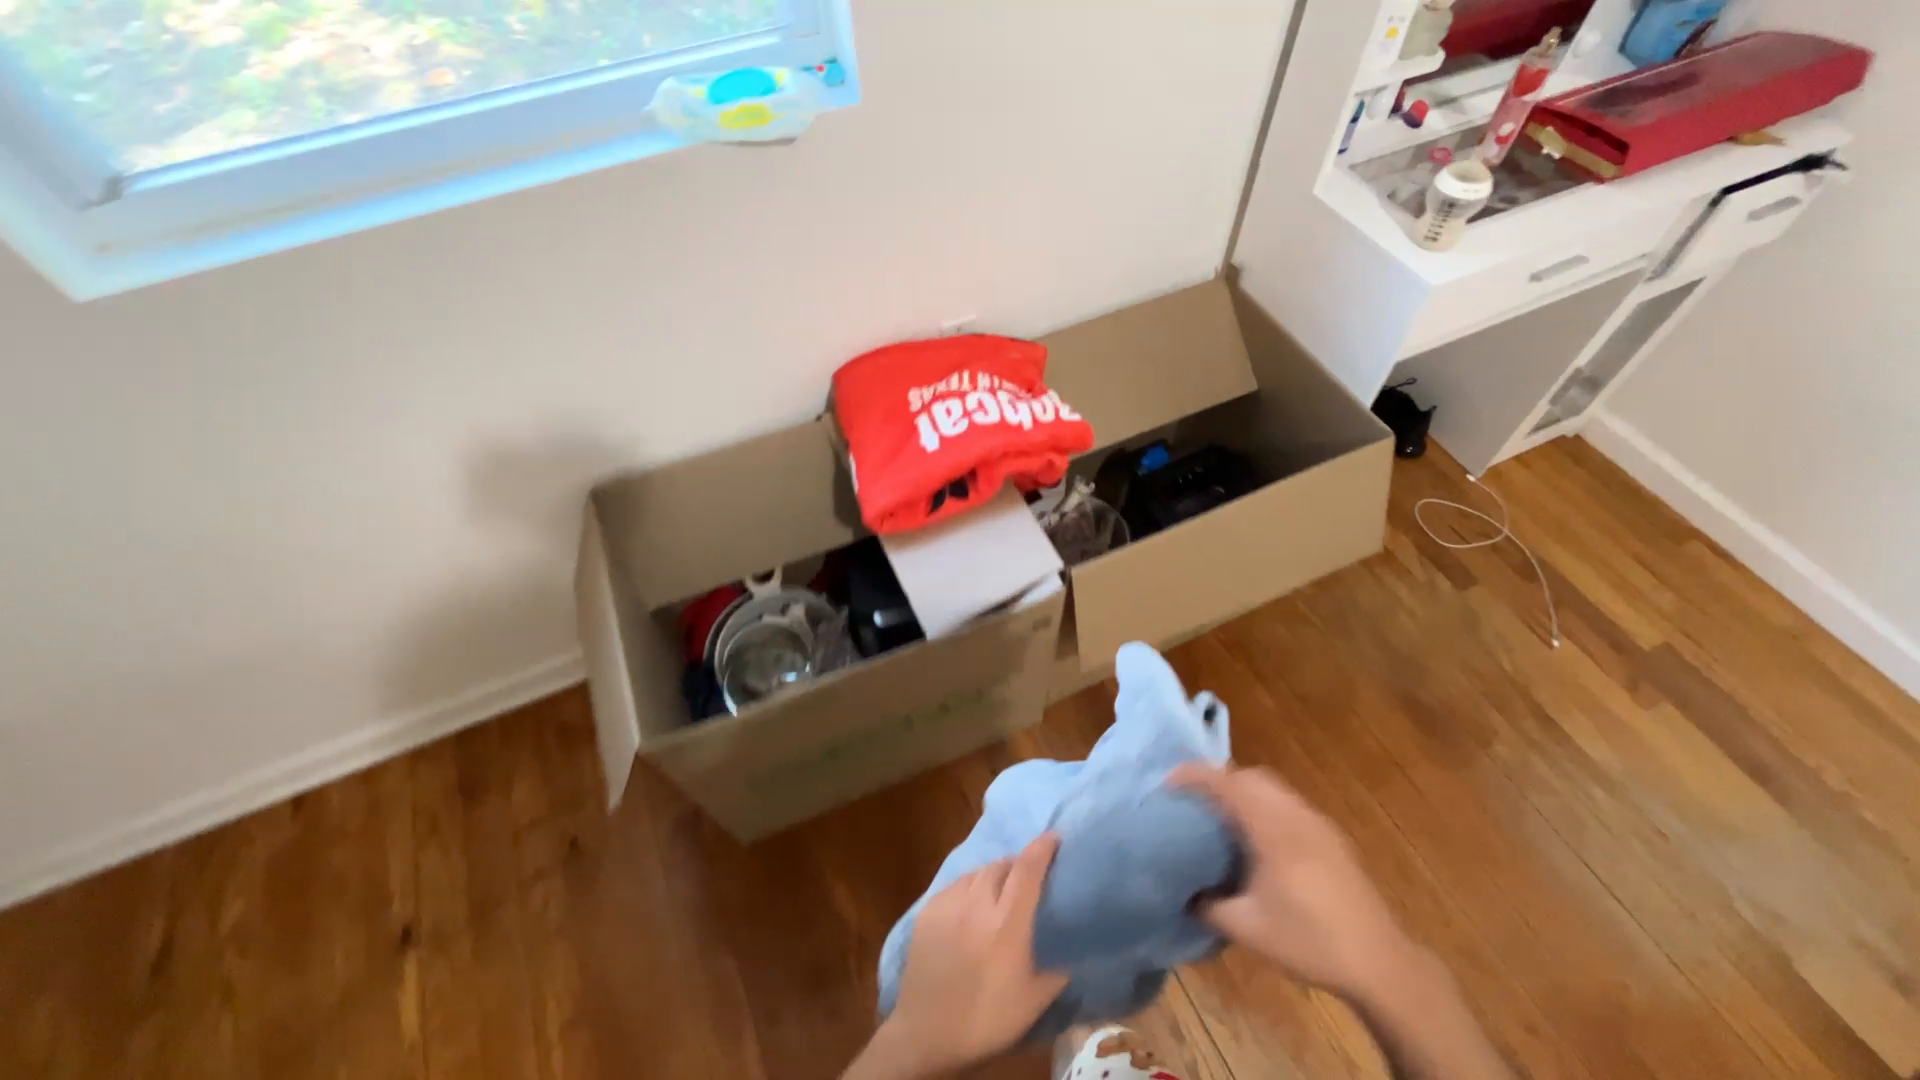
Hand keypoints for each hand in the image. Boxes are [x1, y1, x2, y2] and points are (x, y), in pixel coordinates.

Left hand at [856, 835, 1068, 1078]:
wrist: (927, 1034)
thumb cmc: (987, 1019)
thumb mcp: (1034, 1000)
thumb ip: (1057, 971)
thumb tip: (1070, 955)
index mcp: (1007, 923)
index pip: (1028, 869)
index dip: (1042, 848)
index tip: (1054, 837)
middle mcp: (977, 904)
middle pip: (1001, 865)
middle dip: (1017, 864)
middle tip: (1027, 878)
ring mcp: (947, 905)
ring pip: (975, 873)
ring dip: (992, 875)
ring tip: (998, 891)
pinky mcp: (926, 913)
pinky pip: (953, 887)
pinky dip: (968, 888)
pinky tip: (970, 905)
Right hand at [1171, 764, 1419, 1001]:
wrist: (1378, 962)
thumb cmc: (1309, 942)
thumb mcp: (1247, 928)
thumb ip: (1209, 906)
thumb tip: (1184, 893)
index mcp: (1274, 831)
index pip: (1229, 785)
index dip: (1196, 776)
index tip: (1168, 783)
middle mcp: (1297, 817)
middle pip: (1252, 777)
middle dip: (1218, 778)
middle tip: (1191, 798)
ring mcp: (1319, 825)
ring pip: (1273, 788)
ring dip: (1243, 790)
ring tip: (1218, 814)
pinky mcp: (1331, 839)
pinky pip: (1288, 804)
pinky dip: (1264, 804)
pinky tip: (1255, 837)